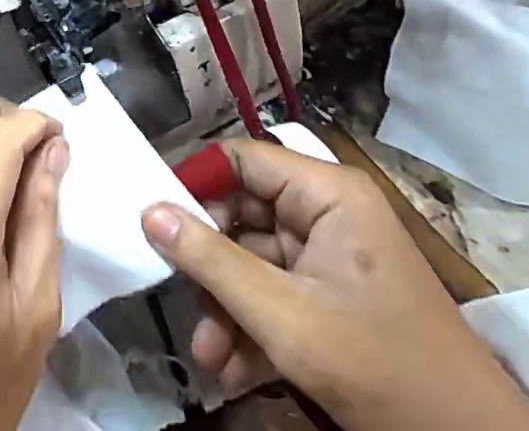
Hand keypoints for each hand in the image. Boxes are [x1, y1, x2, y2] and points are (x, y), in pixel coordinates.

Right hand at [141, 141, 528, 430]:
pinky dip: (248, 325)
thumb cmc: (380, 367)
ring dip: (223, 305)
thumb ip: (211, 261)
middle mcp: (325, 212)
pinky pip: (271, 292)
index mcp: (327, 193)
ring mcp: (327, 255)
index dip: (195, 182)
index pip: (242, 159)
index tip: (154, 216)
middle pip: (241, 213)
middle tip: (177, 294)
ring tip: (208, 353)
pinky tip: (229, 368)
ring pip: (249, 259)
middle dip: (208, 264)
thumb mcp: (284, 315)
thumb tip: (149, 213)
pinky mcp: (327, 295)